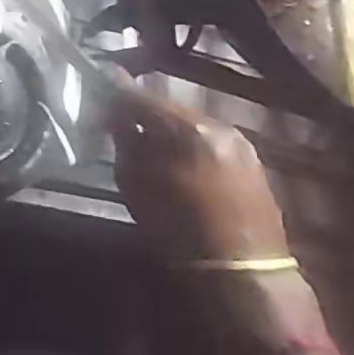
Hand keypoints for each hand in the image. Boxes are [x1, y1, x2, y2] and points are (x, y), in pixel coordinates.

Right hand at [107, 89, 287, 263]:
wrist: (243, 273)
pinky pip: (210, 140)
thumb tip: (118, 118)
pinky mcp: (252, 160)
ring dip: (168, 128)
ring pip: (192, 123)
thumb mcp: (137, 188)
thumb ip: (126, 145)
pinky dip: (190, 144)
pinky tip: (179, 160)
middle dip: (144, 111)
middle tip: (121, 119)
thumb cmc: (180, 232)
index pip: (142, 97)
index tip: (101, 81)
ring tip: (149, 142)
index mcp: (187, 129)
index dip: (117, 89)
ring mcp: (240, 141)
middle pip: (169, 107)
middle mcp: (218, 125)